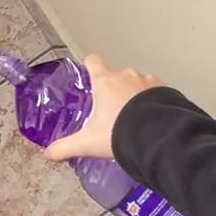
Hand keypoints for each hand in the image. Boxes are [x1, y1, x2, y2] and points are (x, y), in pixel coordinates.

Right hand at [42, 54, 164, 162]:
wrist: (159, 138)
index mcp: (105, 81)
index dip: (90, 68)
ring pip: (138, 84)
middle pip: (116, 76)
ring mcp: (149, 81)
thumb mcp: (89, 143)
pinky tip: (154, 121)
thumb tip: (48, 153)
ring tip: (136, 119)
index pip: (93, 61)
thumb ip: (66, 146)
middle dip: (115, 91)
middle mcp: (127, 76)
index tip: (90, 79)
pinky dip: (154, 102)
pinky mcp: (167, 90)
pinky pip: (157, 92)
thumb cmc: (120, 133)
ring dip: (136, 96)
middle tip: (113, 113)